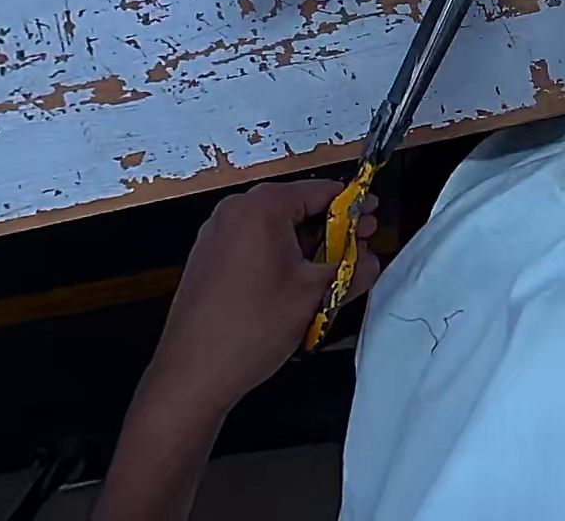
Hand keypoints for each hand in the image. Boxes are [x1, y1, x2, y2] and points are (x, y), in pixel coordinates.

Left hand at [143, 180, 378, 415]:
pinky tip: (297, 277)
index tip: (373, 213)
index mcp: (264, 205)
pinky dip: (280, 251)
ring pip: (275, 226)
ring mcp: (217, 229)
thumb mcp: (314, 295)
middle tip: (362, 241)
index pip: (320, 191)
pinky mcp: (207, 253)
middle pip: (296, 206)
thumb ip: (352, 269)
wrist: (191, 374)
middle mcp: (237, 207)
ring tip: (334, 264)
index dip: (352, 203)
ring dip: (307, 241)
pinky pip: (253, 240)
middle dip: (332, 225)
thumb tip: (373, 260)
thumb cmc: (256, 325)